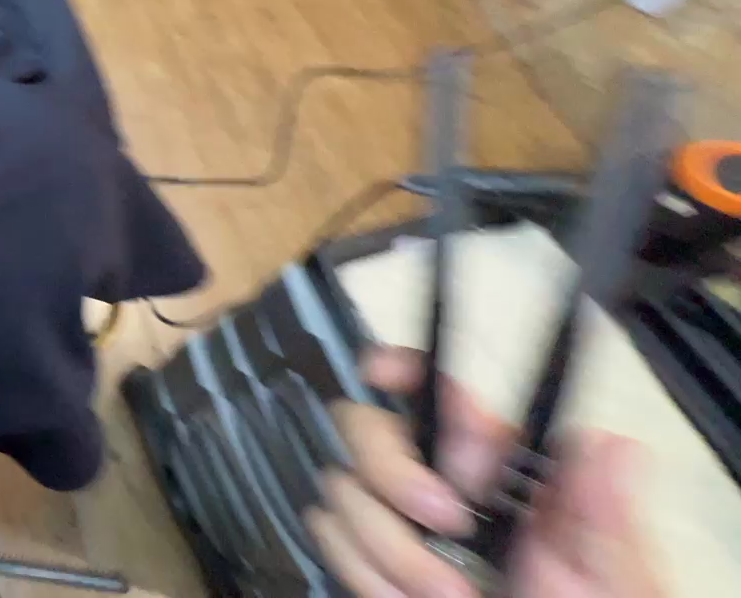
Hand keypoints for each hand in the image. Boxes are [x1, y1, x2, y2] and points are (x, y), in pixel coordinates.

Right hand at [307, 347, 660, 597]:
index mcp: (489, 463)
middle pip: (362, 424)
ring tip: (444, 592)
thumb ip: (602, 517)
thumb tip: (614, 447)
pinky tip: (403, 594)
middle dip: (391, 472)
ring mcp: (387, 509)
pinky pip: (327, 530)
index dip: (396, 366)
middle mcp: (428, 473)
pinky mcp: (358, 546)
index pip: (429, 384)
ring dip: (388, 545)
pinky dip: (363, 569)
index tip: (380, 375)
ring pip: (340, 485)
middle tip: (446, 523)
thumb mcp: (610, 578)